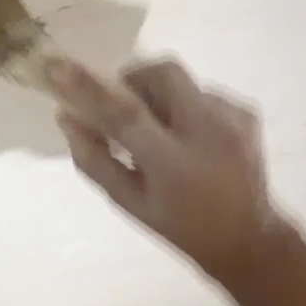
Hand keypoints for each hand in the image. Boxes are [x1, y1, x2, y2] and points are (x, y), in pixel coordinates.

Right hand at [48, 57, 286, 280]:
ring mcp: (233, 118)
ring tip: (160, 132)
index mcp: (172, 162)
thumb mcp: (127, 202)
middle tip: (122, 103)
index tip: (57, 67)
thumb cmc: (177, 224)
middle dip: (134, 77)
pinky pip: (203, 93)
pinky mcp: (247, 112)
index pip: (123, 113)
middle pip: (163, 73)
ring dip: (160, 97)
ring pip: (182, 82)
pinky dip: (185, 107)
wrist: (248, 238)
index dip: (88, 87)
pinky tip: (188, 138)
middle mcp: (207, 132)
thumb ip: (93, 159)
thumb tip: (67, 118)